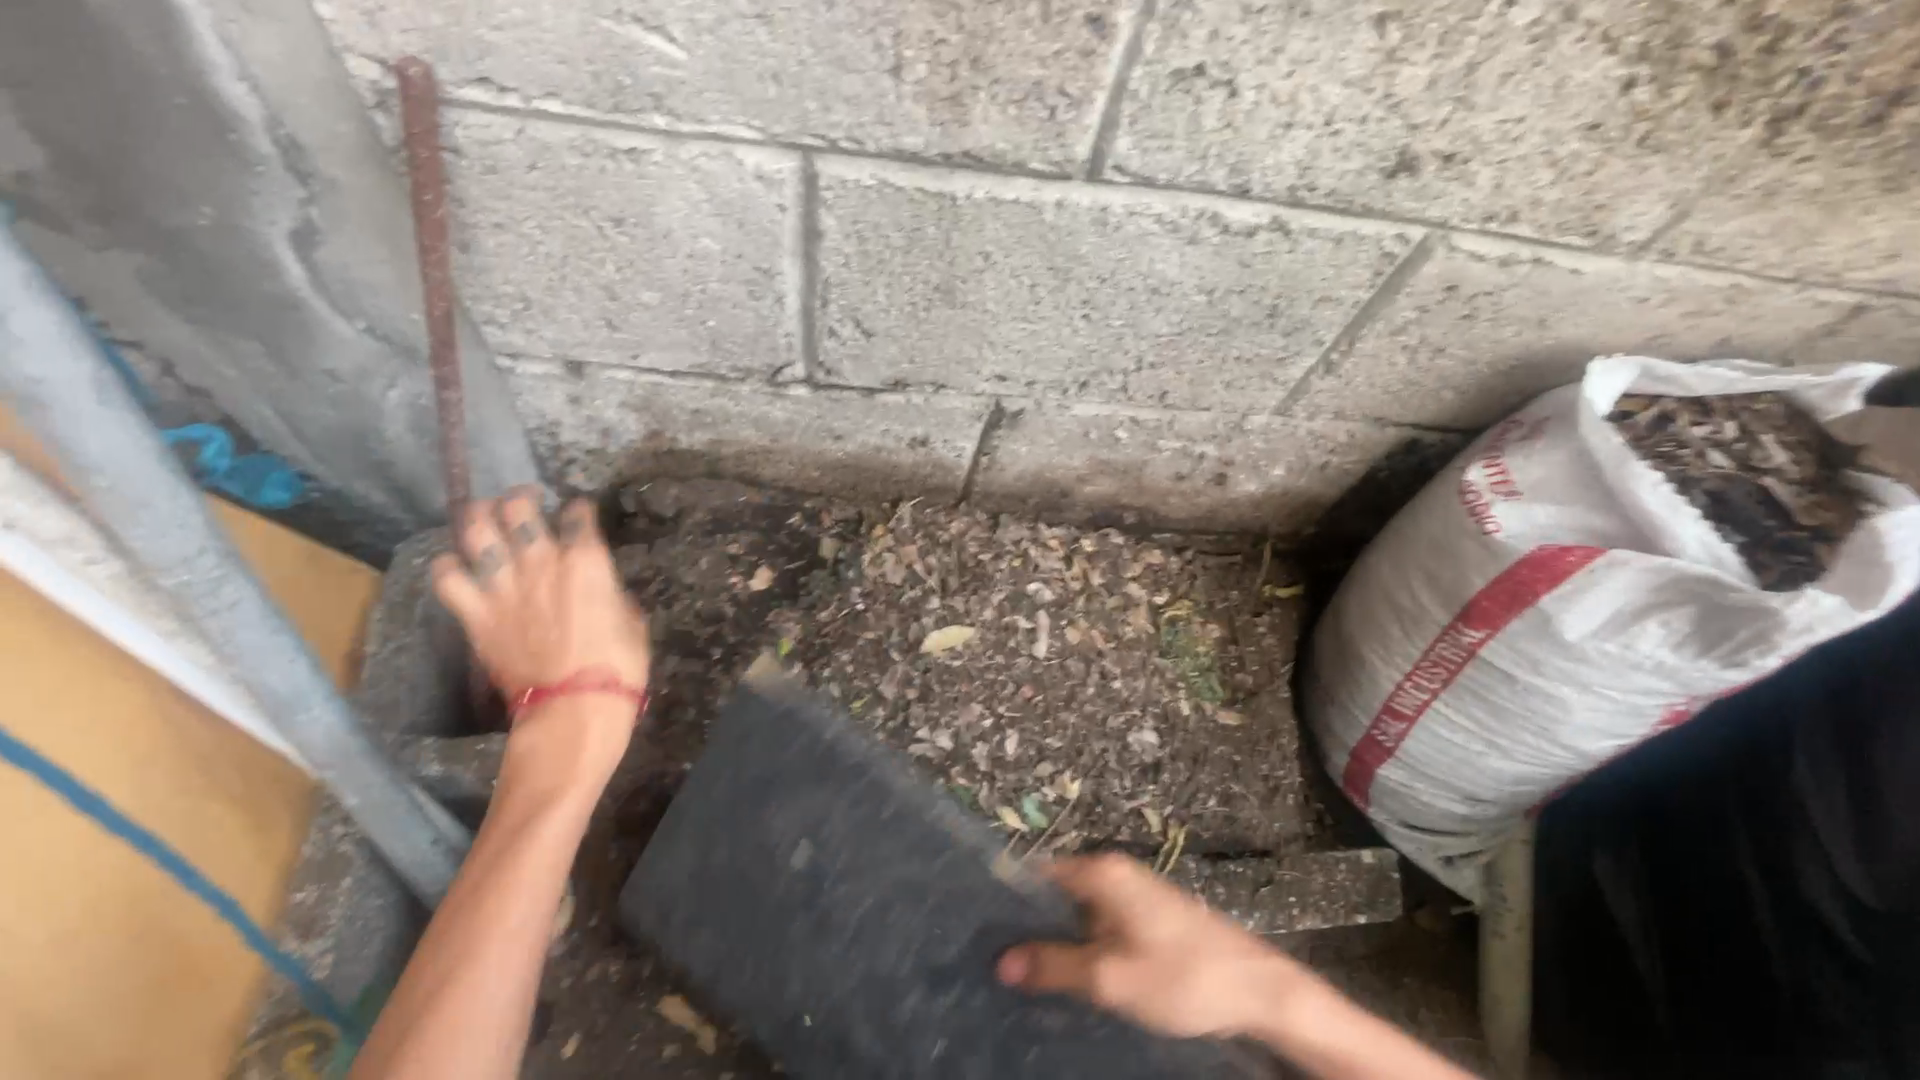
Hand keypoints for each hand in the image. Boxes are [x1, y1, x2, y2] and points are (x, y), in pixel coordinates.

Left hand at [430, 490, 651, 776]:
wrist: (575, 708)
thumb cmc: (619, 666)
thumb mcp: (632, 621)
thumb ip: (612, 594)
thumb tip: (602, 589)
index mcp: (586, 561)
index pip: (578, 516)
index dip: (579, 509)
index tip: (580, 512)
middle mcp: (540, 562)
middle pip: (518, 509)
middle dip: (521, 499)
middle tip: (524, 502)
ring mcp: (503, 587)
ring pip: (476, 531)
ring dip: (478, 516)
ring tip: (482, 514)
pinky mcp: (476, 615)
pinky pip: (447, 578)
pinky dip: (447, 567)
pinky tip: (454, 565)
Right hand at [997, 854, 1324, 1039]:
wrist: (1259, 990)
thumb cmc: (1183, 976)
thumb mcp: (1111, 978)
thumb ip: (1054, 966)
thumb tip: (1001, 962)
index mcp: (1102, 872)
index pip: (1036, 874)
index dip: (1008, 903)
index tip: (981, 931)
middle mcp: (1115, 873)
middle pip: (1055, 894)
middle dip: (1030, 927)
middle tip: (999, 963)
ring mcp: (1134, 895)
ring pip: (1078, 915)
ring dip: (1057, 942)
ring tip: (1026, 976)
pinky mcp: (1148, 918)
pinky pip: (1100, 927)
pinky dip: (1083, 948)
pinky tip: (1072, 979)